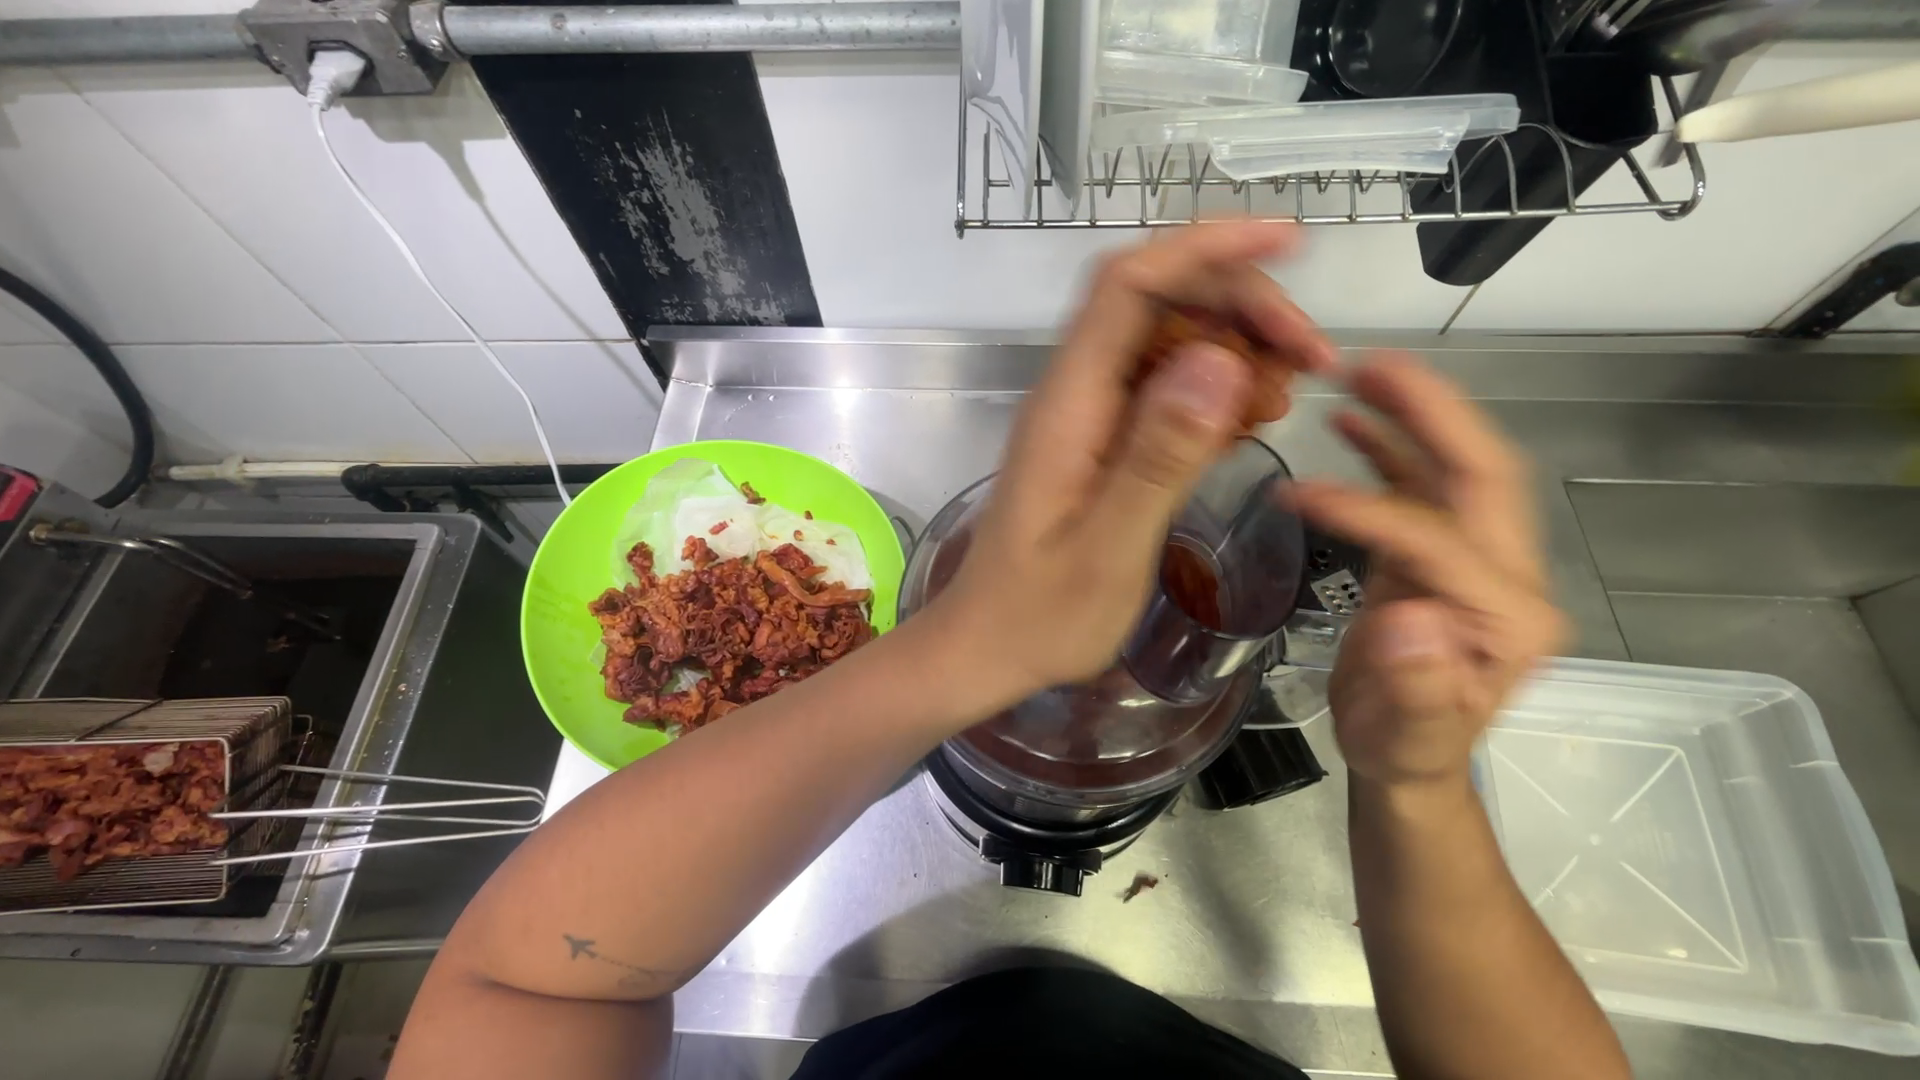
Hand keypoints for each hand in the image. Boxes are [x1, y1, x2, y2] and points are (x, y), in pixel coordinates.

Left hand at [924, 222, 1336, 710]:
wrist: (988, 648)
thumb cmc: (1041, 615)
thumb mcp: (1109, 547)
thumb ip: (1158, 457)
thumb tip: (1219, 359)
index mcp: (1070, 404)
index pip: (1131, 286)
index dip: (1207, 247)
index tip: (1291, 243)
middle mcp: (1076, 394)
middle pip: (1159, 303)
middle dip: (1241, 307)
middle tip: (1313, 358)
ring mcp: (1088, 417)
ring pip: (1168, 343)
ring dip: (1236, 349)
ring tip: (1292, 391)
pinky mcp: (1102, 445)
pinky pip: (1164, 392)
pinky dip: (1214, 393)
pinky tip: (1253, 422)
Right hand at [1290, 353, 1565, 788]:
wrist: (1411, 757)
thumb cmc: (1406, 750)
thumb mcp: (1408, 735)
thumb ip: (1420, 689)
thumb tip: (1412, 623)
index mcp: (1510, 617)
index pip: (1440, 539)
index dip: (1371, 509)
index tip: (1298, 493)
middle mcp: (1508, 574)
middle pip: (1482, 474)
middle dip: (1432, 415)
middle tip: (1372, 367)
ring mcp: (1476, 560)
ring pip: (1454, 469)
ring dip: (1412, 417)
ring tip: (1357, 375)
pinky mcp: (1440, 555)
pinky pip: (1422, 489)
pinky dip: (1390, 450)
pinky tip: (1352, 424)